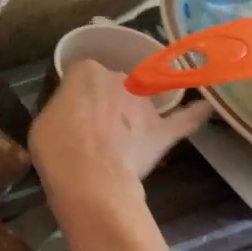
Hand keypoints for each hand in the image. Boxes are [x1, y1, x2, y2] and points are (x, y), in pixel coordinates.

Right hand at [30, 59, 210, 205]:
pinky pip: (185, 120)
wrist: (89, 178)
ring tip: (127, 125)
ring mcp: (145, 105)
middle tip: (93, 121)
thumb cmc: (56, 147)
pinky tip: (207, 106)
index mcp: (85, 72)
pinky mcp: (162, 132)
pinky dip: (196, 113)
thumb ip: (63, 106)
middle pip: (114, 81)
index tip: (70, 105)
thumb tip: (73, 110)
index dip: (76, 89)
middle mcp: (119, 79)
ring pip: (145, 96)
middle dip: (106, 97)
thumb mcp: (44, 118)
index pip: (80, 71)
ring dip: (137, 106)